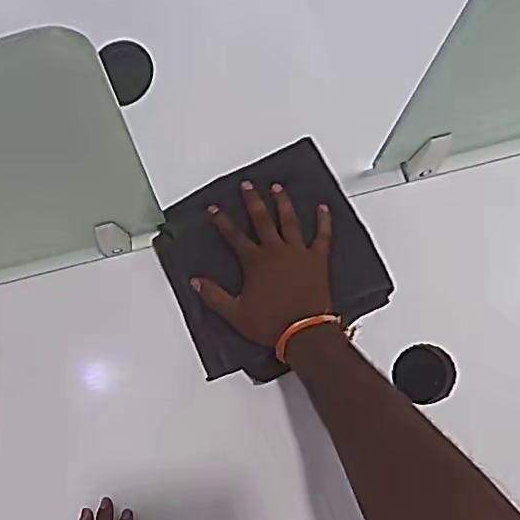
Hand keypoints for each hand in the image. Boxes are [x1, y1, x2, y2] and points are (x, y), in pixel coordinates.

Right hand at [191, 181, 333, 347]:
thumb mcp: (235, 313)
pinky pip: (322, 235)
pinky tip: (322, 208)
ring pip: (290, 221)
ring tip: (278, 188)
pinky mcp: (318, 260)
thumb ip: (214, 295)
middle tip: (248, 186)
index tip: (215, 210)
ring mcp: (299, 253)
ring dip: (282, 203)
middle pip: (262, 220)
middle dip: (253, 201)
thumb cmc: (271, 323)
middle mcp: (276, 252)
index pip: (234, 236)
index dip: (222, 221)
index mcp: (255, 262)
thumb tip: (197, 282)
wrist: (304, 332)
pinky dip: (323, 221)